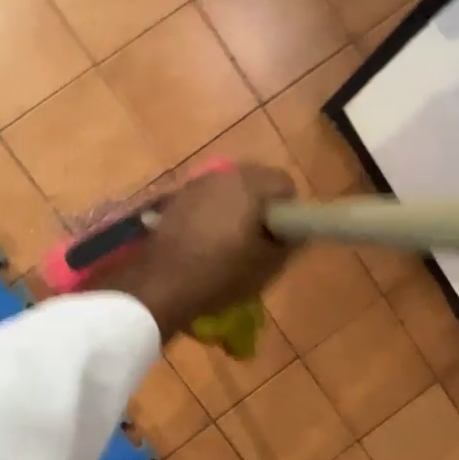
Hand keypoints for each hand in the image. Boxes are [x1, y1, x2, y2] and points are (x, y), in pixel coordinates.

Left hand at [111, 164, 298, 339]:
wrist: (162, 285)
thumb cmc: (221, 274)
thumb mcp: (267, 266)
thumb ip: (289, 244)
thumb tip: (296, 234)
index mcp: (249, 184)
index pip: (285, 184)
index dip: (290, 211)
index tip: (284, 238)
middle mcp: (222, 174)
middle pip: (256, 183)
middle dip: (263, 209)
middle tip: (262, 243)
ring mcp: (195, 185)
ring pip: (230, 192)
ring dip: (238, 212)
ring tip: (235, 246)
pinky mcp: (175, 200)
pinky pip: (207, 202)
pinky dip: (214, 217)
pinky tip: (209, 245)